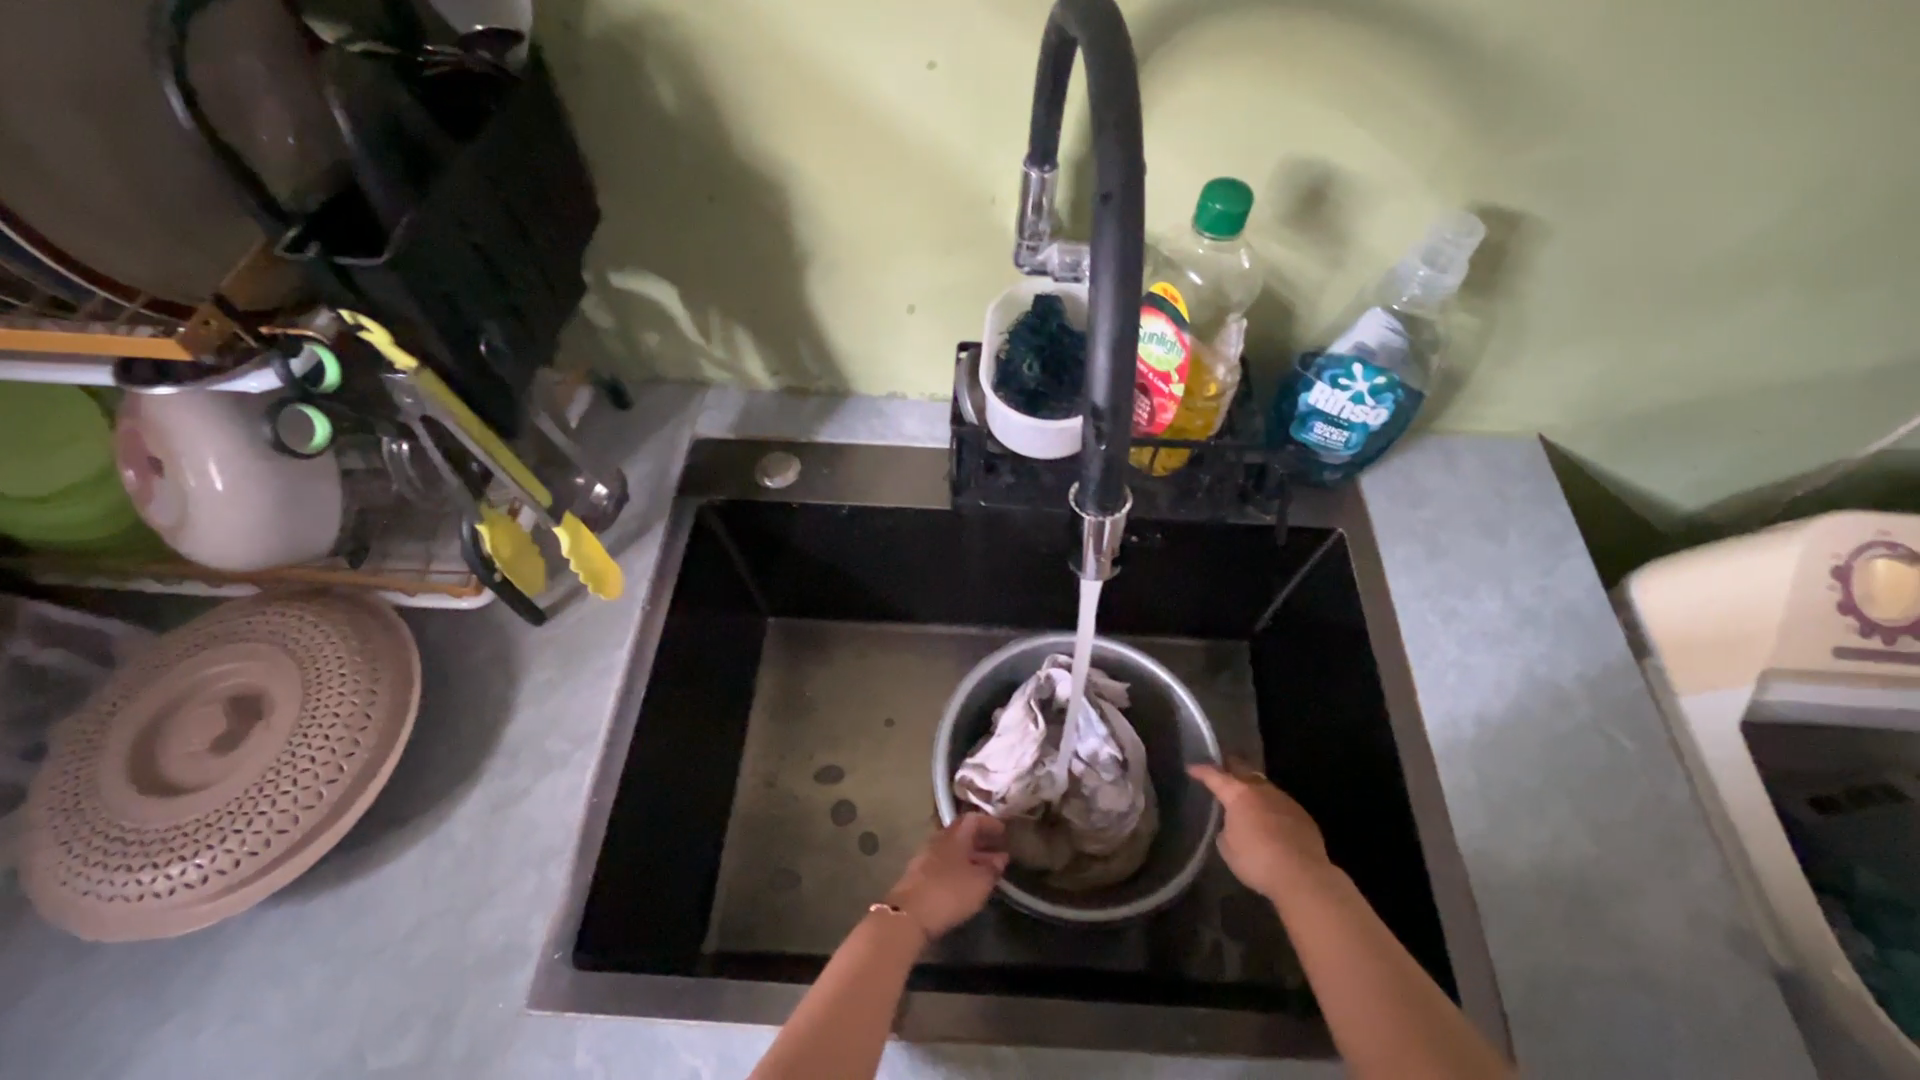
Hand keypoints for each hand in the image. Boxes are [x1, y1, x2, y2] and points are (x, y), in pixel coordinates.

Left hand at [884, 813, 1009, 940]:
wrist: (908, 916)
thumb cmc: (950, 892)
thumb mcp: (980, 882)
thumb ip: (992, 869)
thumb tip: (1000, 858)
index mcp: (954, 836)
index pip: (973, 819)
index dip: (989, 823)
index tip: (1003, 832)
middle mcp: (938, 841)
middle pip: (961, 834)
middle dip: (980, 841)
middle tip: (997, 851)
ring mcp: (925, 858)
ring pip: (951, 850)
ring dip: (969, 856)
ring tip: (985, 870)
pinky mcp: (918, 876)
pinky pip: (943, 864)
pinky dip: (957, 868)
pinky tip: (966, 882)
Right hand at [1189, 762, 1330, 900]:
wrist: (1302, 875)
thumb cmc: (1256, 860)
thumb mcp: (1227, 847)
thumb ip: (1227, 828)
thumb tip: (1234, 824)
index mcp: (1238, 794)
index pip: (1215, 776)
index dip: (1201, 771)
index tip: (1191, 768)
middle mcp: (1262, 790)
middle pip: (1243, 770)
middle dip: (1230, 766)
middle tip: (1222, 767)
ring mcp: (1285, 800)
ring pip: (1264, 786)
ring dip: (1253, 788)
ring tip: (1246, 796)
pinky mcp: (1303, 815)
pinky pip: (1280, 804)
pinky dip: (1271, 807)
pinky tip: (1270, 820)